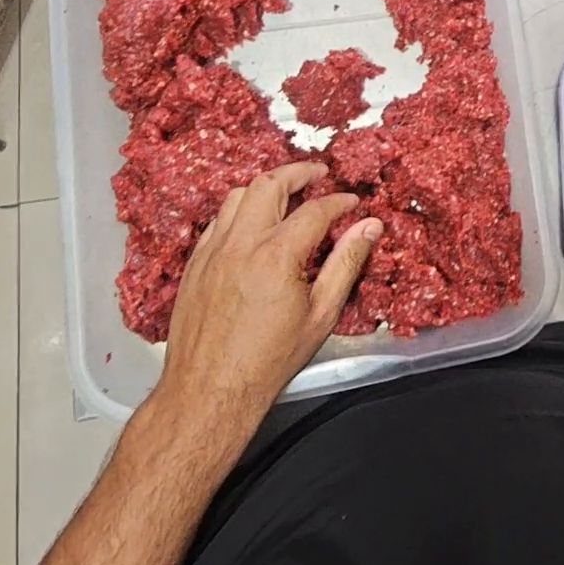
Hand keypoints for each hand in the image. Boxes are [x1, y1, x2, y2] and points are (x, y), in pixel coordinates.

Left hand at [152, 162, 382, 424]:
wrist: (209, 391)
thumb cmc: (269, 359)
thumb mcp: (321, 313)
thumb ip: (346, 263)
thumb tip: (369, 227)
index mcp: (277, 255)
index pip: (315, 209)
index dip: (339, 201)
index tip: (352, 203)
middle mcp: (241, 244)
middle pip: (269, 184)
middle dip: (298, 173)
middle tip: (318, 173)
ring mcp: (212, 252)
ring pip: (238, 195)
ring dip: (266, 187)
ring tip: (287, 193)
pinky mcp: (194, 264)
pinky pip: (217, 220)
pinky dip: (240, 211)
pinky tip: (254, 224)